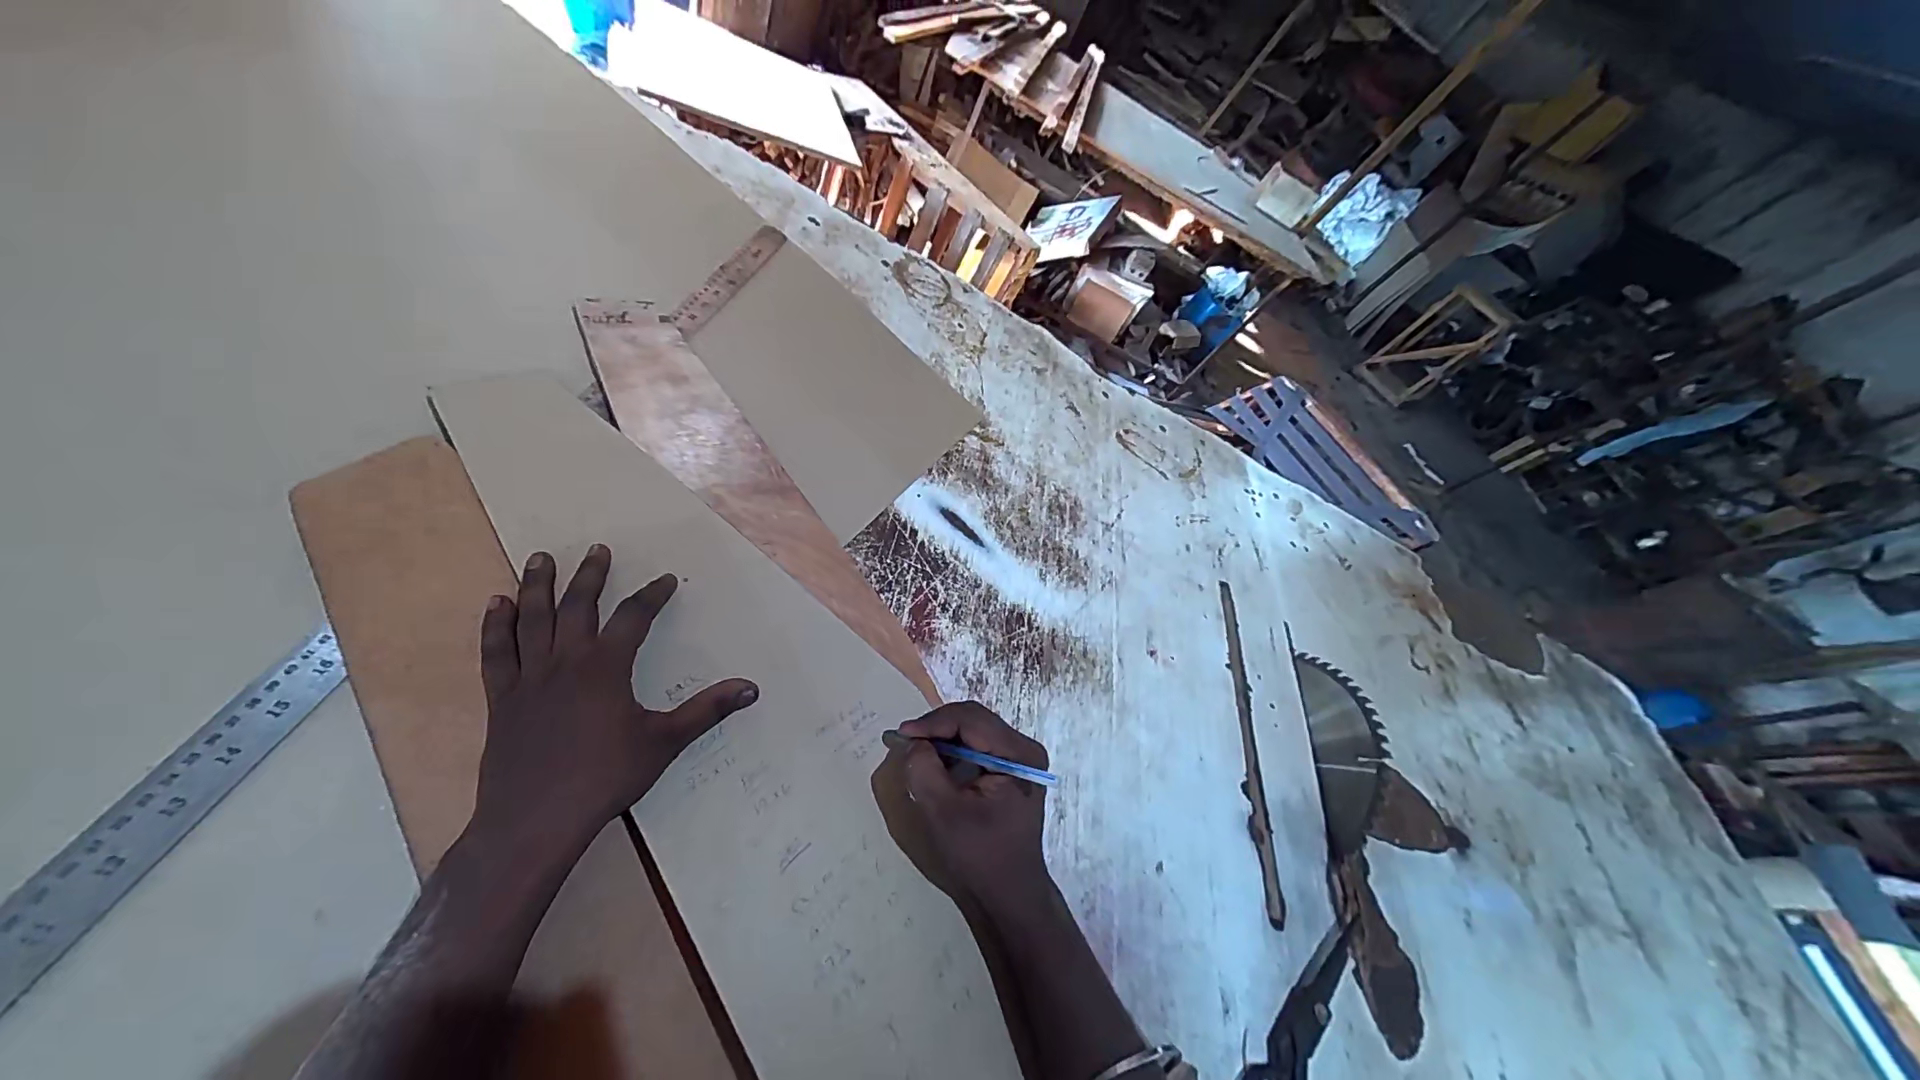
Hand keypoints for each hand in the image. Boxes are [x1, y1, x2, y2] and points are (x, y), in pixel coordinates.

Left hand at [469, 545, 758, 853]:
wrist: (535, 819)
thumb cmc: (605, 778)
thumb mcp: (665, 743)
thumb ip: (707, 711)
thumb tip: (751, 688)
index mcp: (606, 668)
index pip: (634, 618)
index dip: (652, 595)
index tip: (666, 580)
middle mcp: (566, 662)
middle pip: (578, 606)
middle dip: (590, 575)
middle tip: (598, 549)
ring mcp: (529, 678)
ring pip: (532, 620)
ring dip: (537, 586)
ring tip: (540, 558)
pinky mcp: (502, 698)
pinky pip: (496, 652)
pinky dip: (495, 625)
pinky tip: (495, 603)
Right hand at [900, 702, 1051, 909]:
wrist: (1008, 893)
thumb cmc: (979, 855)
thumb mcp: (944, 811)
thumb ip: (925, 769)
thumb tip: (914, 742)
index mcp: (1018, 755)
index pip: (971, 720)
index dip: (933, 723)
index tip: (901, 735)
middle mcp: (1023, 749)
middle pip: (974, 720)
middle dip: (937, 728)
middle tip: (906, 742)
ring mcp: (1019, 759)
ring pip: (973, 730)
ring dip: (943, 738)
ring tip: (916, 752)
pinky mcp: (1009, 770)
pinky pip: (977, 746)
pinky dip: (953, 751)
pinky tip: (934, 764)